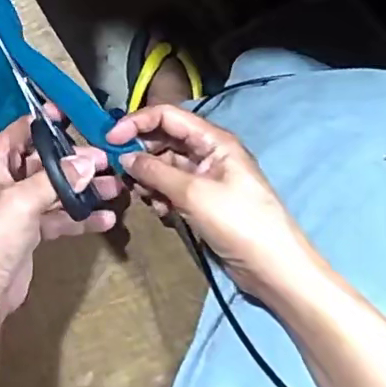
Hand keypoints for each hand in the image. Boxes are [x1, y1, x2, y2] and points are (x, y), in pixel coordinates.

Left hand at [0, 109, 124, 316]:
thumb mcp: (23, 199)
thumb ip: (57, 178)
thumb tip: (89, 161)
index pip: (24, 129)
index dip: (49, 122)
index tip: (79, 117)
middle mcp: (5, 177)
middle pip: (45, 160)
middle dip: (76, 161)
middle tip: (108, 161)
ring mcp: (18, 205)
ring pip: (56, 188)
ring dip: (83, 189)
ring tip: (116, 188)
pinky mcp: (29, 230)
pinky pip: (59, 215)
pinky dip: (79, 216)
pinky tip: (105, 218)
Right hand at [107, 105, 319, 303]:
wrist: (275, 270)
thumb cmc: (239, 223)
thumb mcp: (193, 193)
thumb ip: (155, 172)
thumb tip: (125, 157)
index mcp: (214, 140)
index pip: (167, 116)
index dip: (136, 122)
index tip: (110, 139)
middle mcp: (209, 153)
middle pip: (165, 140)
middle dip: (141, 153)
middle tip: (120, 172)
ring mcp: (206, 178)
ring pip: (165, 166)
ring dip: (149, 178)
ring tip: (144, 197)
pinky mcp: (203, 201)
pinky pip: (172, 188)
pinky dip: (161, 196)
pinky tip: (160, 212)